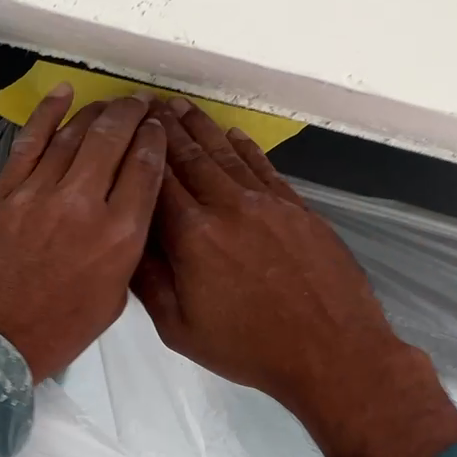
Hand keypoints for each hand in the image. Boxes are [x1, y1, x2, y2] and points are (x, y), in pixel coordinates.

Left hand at [0, 85, 166, 380]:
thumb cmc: (57, 331)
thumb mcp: (113, 298)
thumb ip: (126, 248)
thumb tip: (128, 209)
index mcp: (119, 236)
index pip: (146, 168)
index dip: (155, 140)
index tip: (158, 128)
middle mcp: (83, 205)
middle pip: (114, 140)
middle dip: (132, 115)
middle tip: (139, 105)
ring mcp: (38, 194)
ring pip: (74, 135)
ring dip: (97, 113)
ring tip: (110, 104)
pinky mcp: (3, 194)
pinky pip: (29, 142)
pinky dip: (47, 113)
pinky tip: (63, 93)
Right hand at [132, 98, 456, 456]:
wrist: (331, 351)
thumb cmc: (247, 347)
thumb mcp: (179, 328)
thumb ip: (148, 282)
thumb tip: (125, 241)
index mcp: (192, 237)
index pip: (157, 181)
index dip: (140, 151)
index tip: (126, 128)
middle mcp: (228, 208)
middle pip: (190, 159)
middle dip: (167, 130)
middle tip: (148, 104)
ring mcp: (267, 205)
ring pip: (227, 156)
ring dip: (202, 129)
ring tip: (181, 107)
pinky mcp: (297, 210)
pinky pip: (264, 169)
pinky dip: (245, 148)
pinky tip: (233, 135)